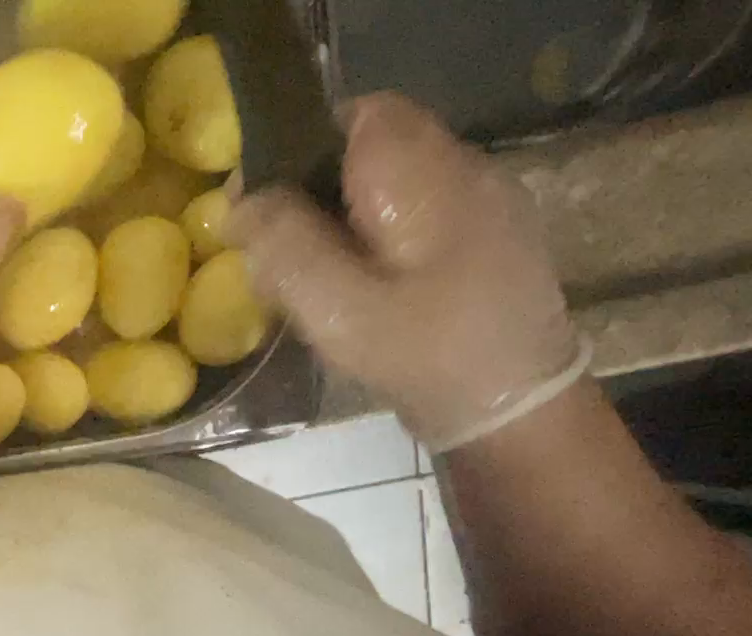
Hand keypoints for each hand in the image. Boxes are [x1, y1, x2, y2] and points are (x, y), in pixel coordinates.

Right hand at [231, 93, 582, 449]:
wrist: (510, 404)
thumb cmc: (419, 352)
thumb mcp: (334, 307)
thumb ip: (284, 245)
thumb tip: (241, 202)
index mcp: (425, 179)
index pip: (361, 115)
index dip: (300, 145)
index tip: (257, 203)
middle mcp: (462, 172)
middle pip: (371, 147)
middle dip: (310, 189)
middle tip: (271, 251)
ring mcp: (479, 203)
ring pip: (388, 181)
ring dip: (334, 217)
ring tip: (304, 276)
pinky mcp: (480, 236)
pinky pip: (411, 210)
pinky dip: (367, 235)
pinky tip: (350, 285)